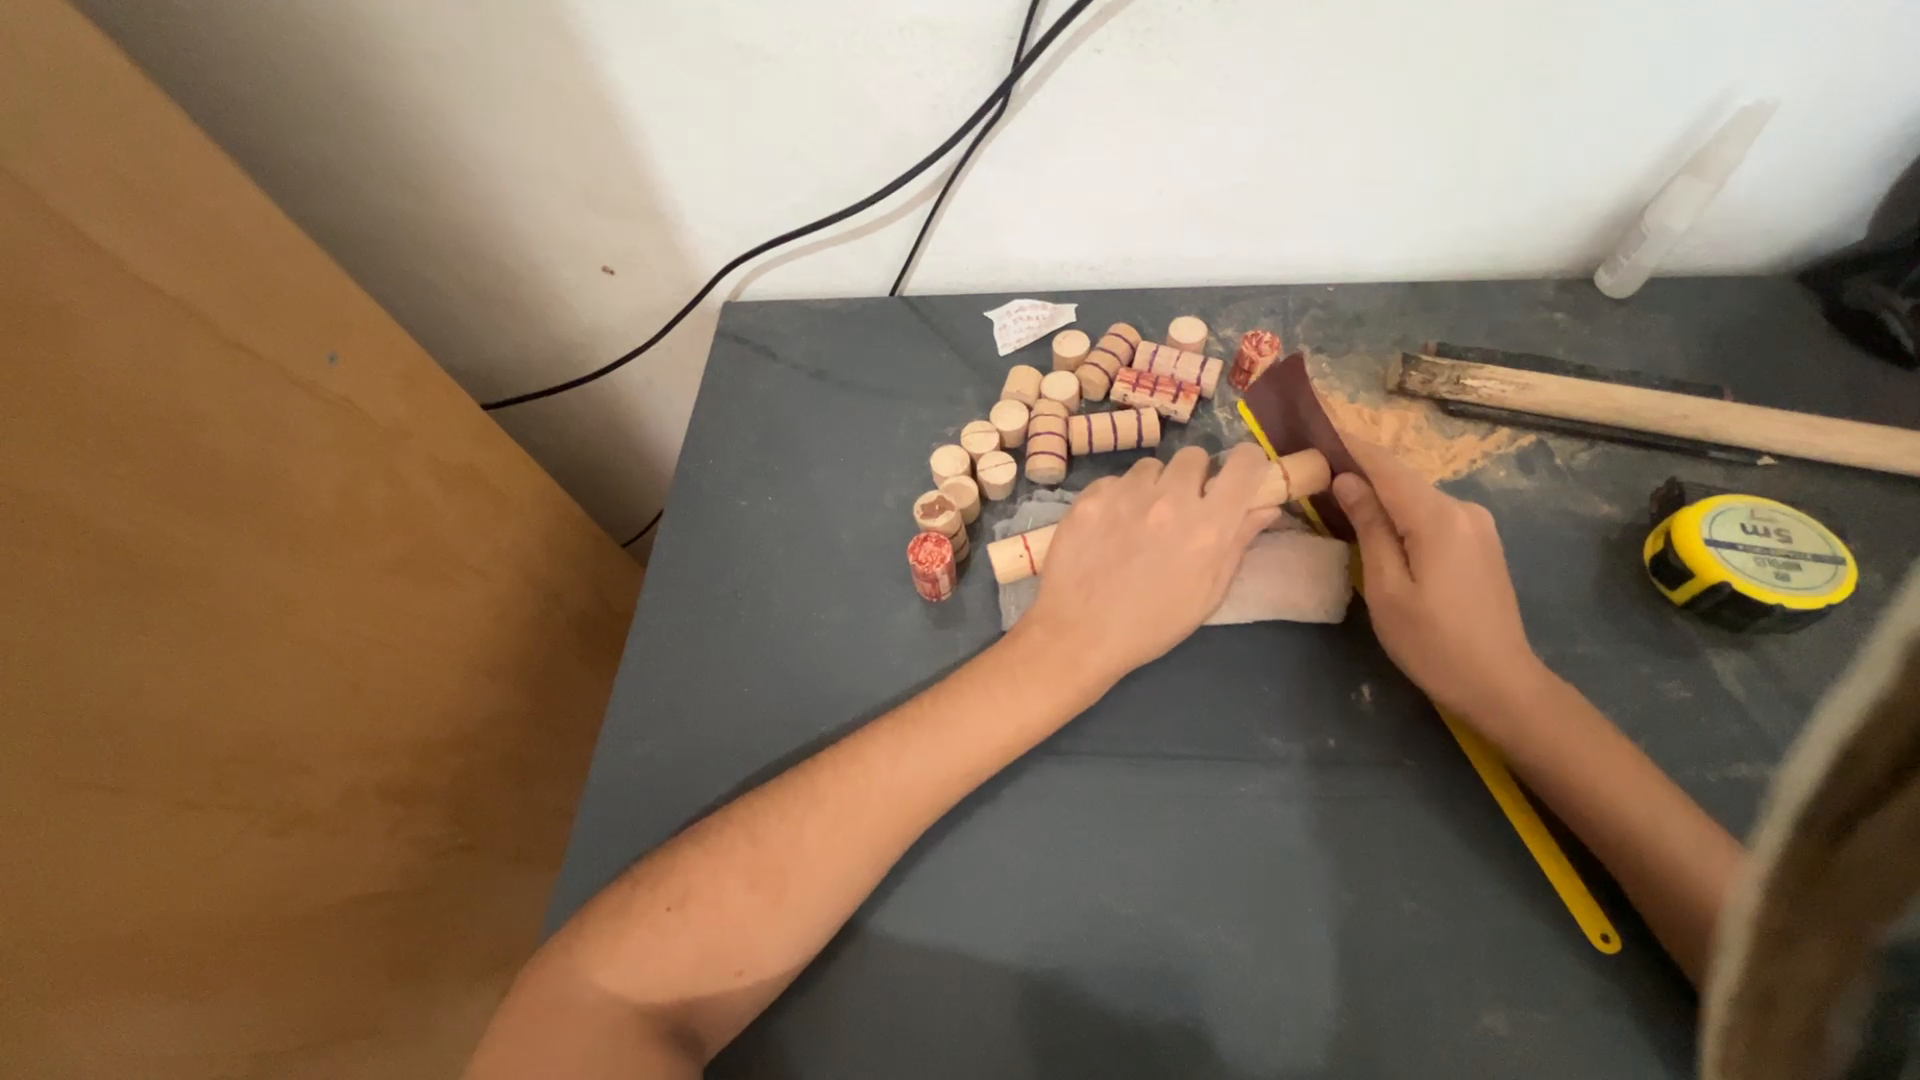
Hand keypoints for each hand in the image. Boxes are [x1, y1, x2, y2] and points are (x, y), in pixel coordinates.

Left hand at [1021, 443, 1279, 681]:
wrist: (1080, 634)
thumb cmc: (1152, 624)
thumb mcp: (1208, 594)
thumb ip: (1237, 544)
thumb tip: (1265, 507)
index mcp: (1209, 526)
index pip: (1245, 463)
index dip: (1247, 464)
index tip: (1238, 476)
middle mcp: (1170, 499)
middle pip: (1193, 456)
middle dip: (1194, 476)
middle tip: (1182, 506)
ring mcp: (1126, 494)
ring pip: (1150, 467)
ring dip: (1152, 486)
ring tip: (1140, 519)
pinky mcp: (1090, 498)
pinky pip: (1113, 481)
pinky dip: (1117, 497)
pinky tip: (1108, 528)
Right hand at [1331, 441, 1549, 730]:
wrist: (1500, 684)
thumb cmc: (1432, 642)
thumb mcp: (1387, 588)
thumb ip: (1370, 528)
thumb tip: (1348, 481)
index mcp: (1439, 518)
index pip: (1386, 466)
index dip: (1349, 444)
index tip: (1314, 425)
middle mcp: (1464, 510)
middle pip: (1401, 478)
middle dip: (1358, 469)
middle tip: (1312, 468)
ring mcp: (1477, 526)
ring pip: (1415, 497)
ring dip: (1377, 493)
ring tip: (1333, 496)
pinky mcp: (1480, 543)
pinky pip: (1429, 514)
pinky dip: (1398, 512)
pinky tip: (1374, 524)